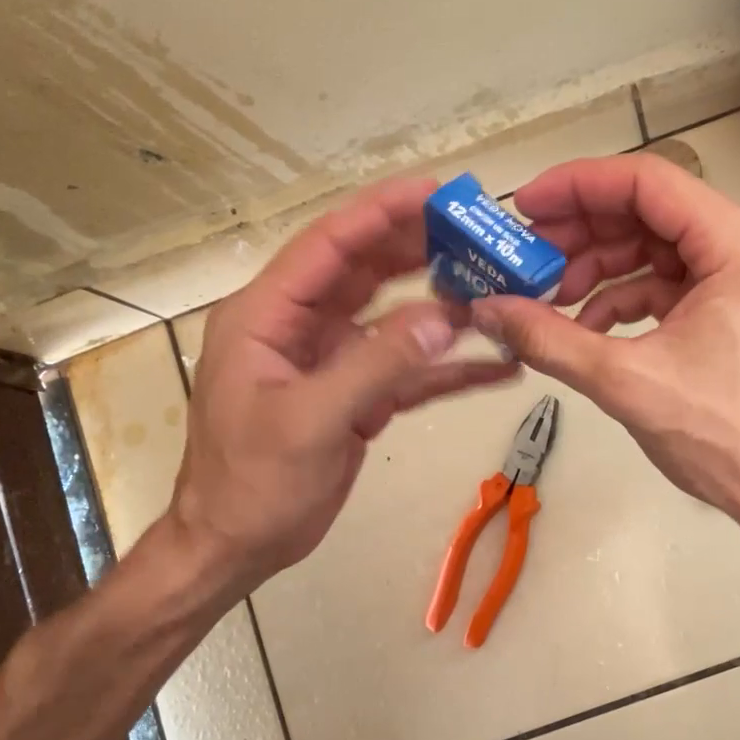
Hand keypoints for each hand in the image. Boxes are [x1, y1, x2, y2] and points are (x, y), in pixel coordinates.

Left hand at [169, 177, 518, 588]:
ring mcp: (333, 362)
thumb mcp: (311, 420)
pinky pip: (410, 372)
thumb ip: (377, 365)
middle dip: (423, 251)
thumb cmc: (255, 483)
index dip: (383, 213)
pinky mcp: (358, 397)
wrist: (238, 546)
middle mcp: (302, 327)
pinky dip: (450, 369)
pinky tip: (498, 367)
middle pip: (368, 272)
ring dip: (444, 307)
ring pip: (396, 319)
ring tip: (500, 291)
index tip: (441, 193)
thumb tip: (445, 319)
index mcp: (269, 315)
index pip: (331, 245)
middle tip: (483, 236)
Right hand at [469, 155, 739, 546]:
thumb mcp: (627, 383)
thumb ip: (550, 339)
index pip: (648, 182)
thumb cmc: (725, 437)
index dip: (578, 187)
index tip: (525, 206)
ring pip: (655, 248)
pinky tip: (586, 328)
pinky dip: (625, 298)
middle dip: (582, 233)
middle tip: (526, 256)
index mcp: (739, 246)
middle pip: (649, 212)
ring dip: (599, 268)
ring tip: (548, 299)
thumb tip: (489, 309)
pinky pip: (669, 283)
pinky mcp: (732, 308)